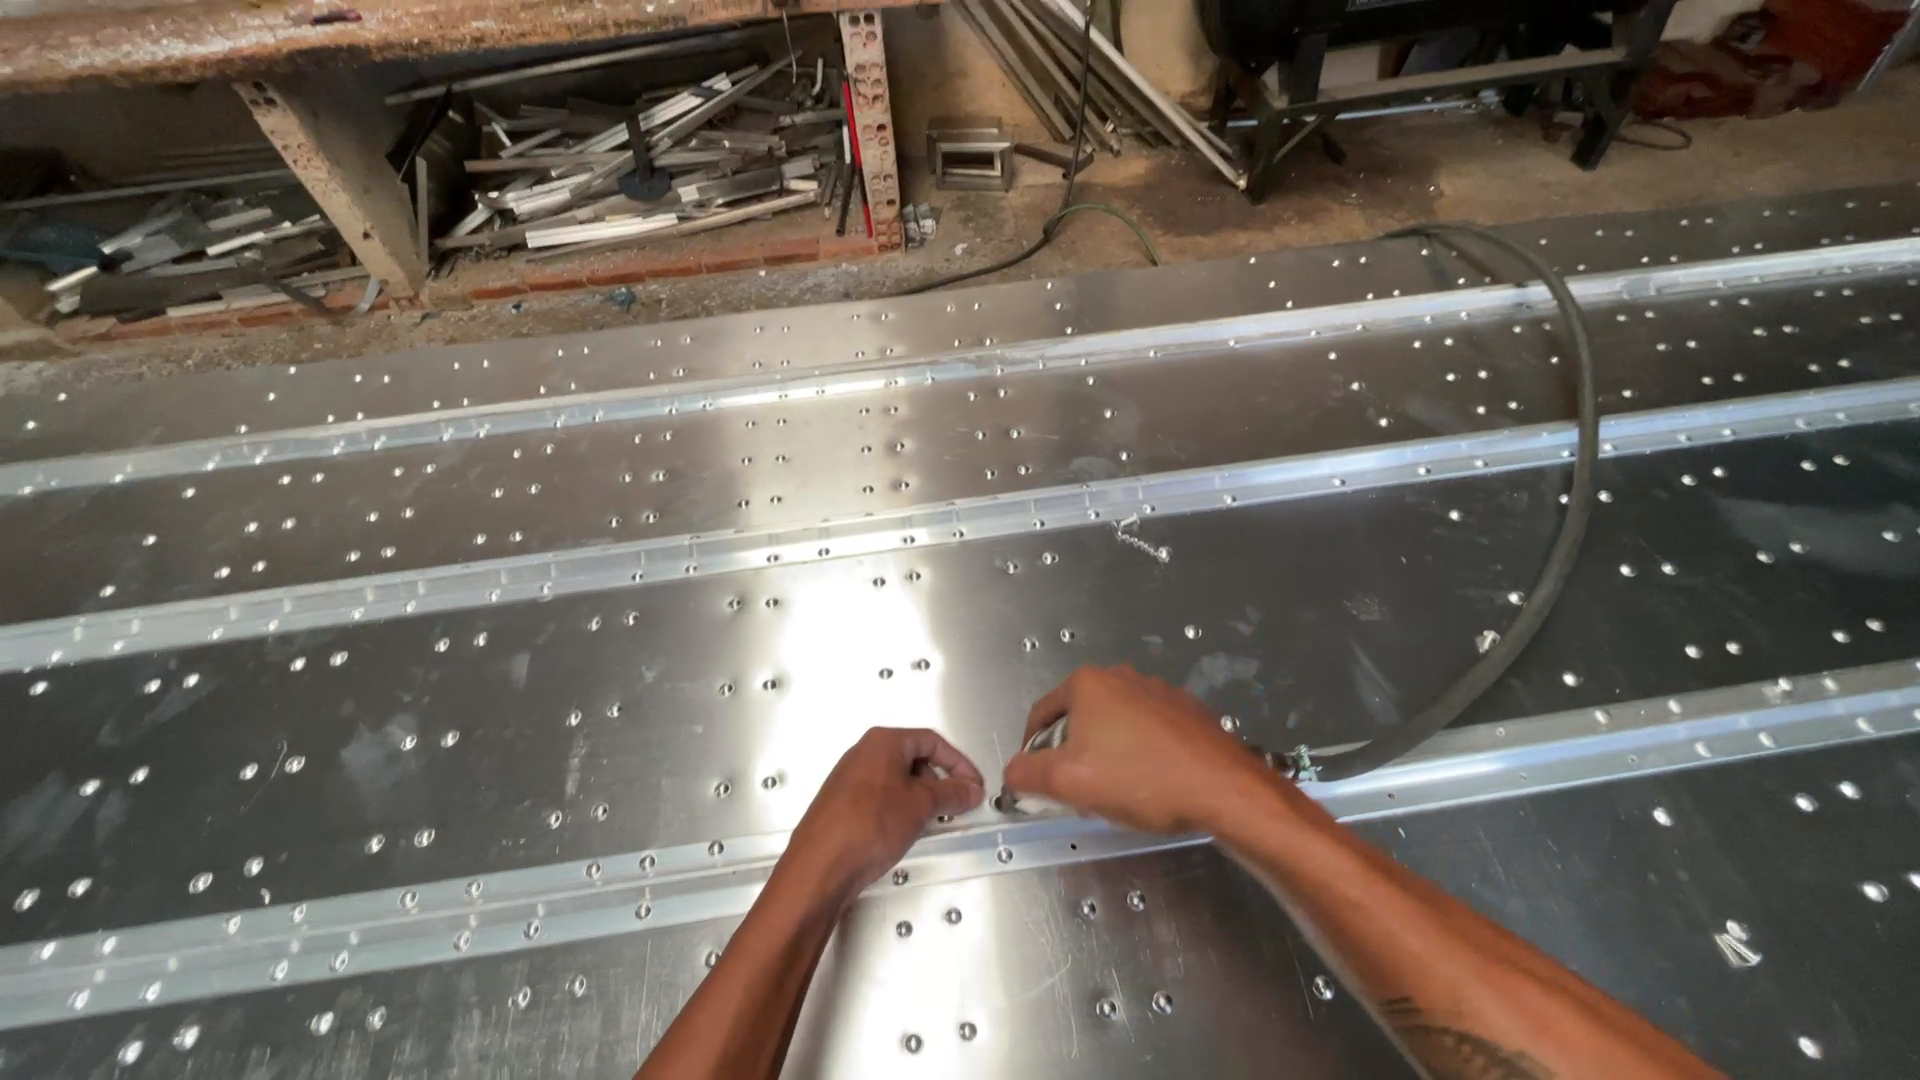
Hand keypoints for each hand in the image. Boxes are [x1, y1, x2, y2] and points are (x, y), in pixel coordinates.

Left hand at [785, 727, 985, 901]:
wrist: (820, 866)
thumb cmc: (869, 825)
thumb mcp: (920, 805)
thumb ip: (951, 793)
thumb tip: (971, 789)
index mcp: (883, 742)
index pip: (932, 741)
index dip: (958, 762)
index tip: (974, 784)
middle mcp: (864, 753)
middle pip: (914, 758)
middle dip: (940, 781)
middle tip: (957, 804)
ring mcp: (851, 779)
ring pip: (898, 780)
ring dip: (921, 798)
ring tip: (933, 821)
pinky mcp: (843, 804)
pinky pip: (882, 797)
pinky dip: (901, 809)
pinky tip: (906, 831)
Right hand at [1002, 665, 1274, 834]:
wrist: (1223, 791)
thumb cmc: (1143, 781)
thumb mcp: (1068, 782)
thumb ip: (1026, 773)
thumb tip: (1013, 771)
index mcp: (1088, 684)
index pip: (1040, 715)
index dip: (1031, 751)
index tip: (1037, 778)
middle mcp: (1122, 678)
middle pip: (1077, 719)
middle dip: (1072, 754)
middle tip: (1080, 790)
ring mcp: (1157, 692)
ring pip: (1113, 725)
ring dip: (1106, 754)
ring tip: (1118, 791)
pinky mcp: (1185, 711)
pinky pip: (1146, 731)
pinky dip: (1139, 754)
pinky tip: (1149, 783)